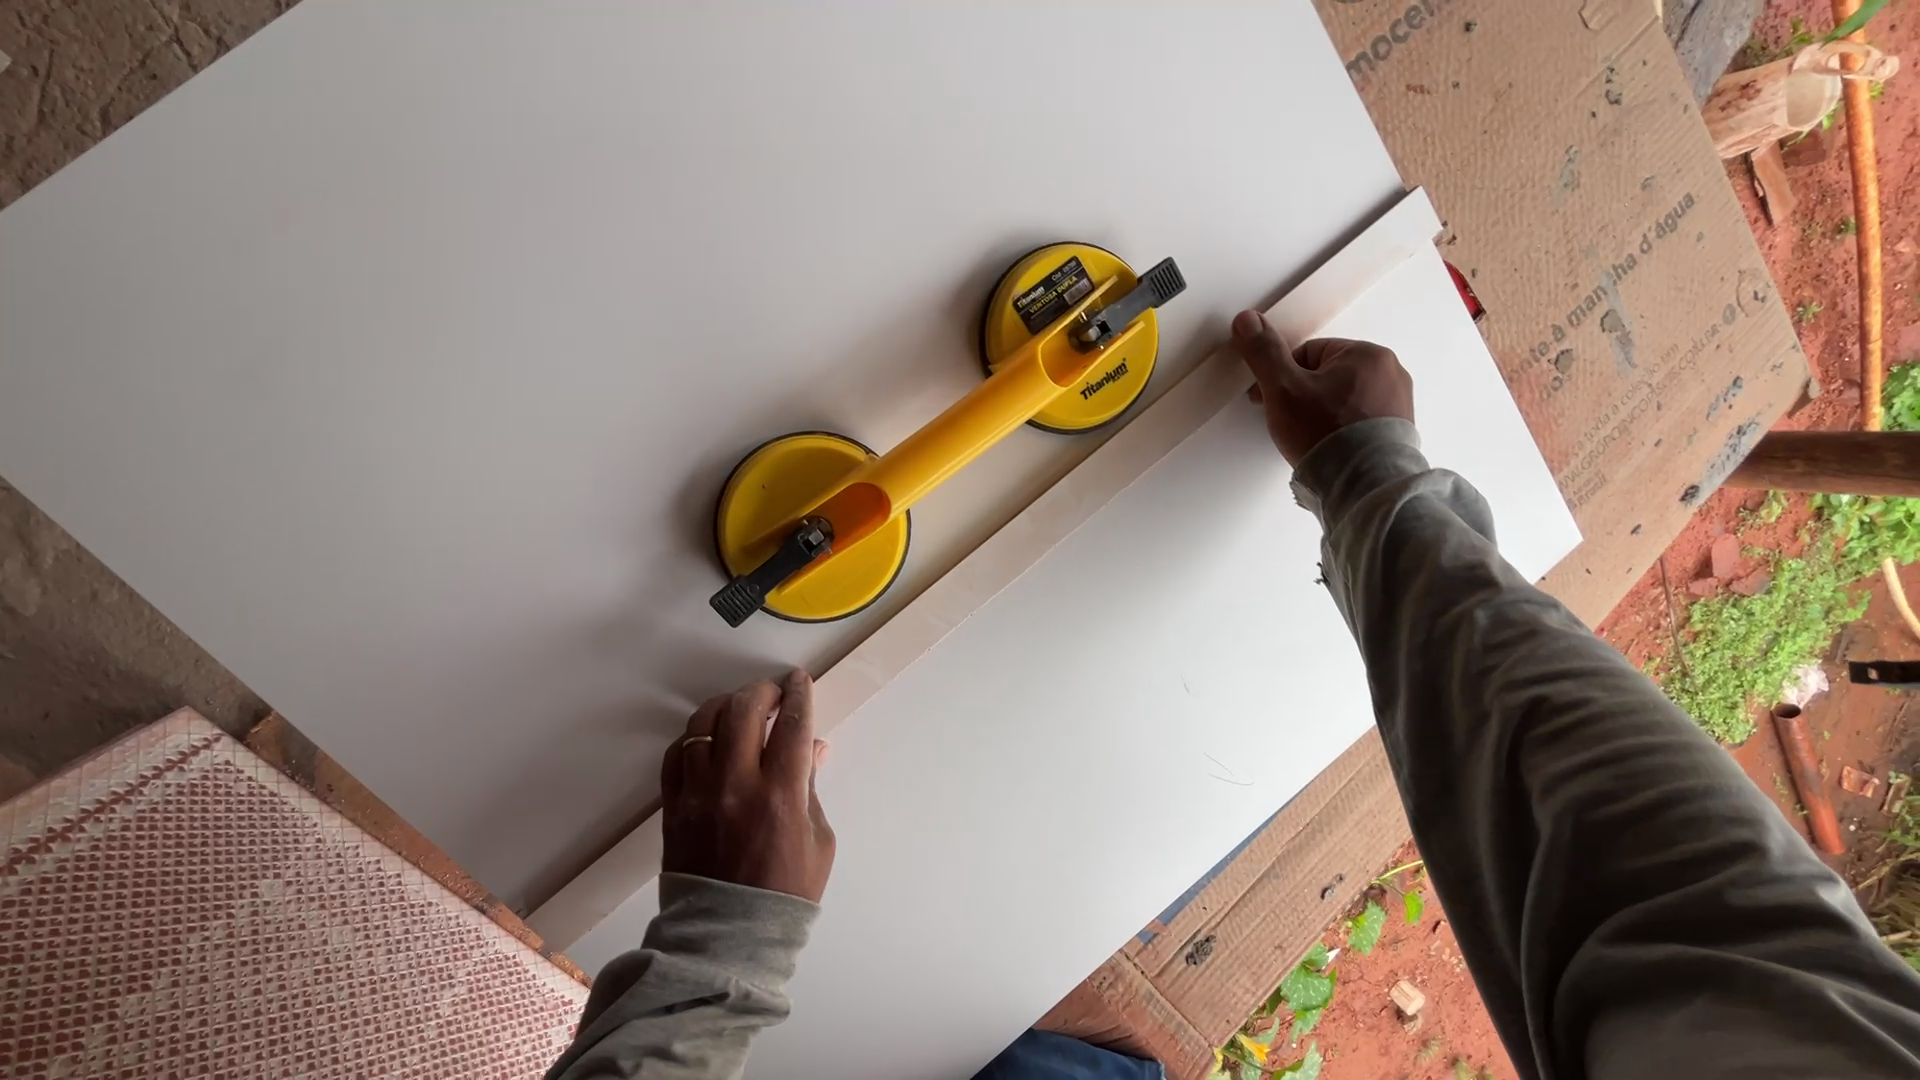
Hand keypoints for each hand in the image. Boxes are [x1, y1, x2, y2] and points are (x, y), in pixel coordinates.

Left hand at [661, 670, 834, 902]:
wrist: (727, 938)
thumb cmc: (784, 891)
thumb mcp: (818, 840)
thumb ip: (811, 787)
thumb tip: (813, 747)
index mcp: (780, 795)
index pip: (792, 724)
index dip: (799, 695)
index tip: (800, 681)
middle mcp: (736, 785)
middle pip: (744, 710)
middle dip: (762, 691)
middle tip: (773, 694)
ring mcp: (698, 794)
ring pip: (703, 723)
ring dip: (726, 705)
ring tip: (740, 709)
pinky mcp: (672, 806)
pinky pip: (676, 753)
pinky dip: (694, 737)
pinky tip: (709, 739)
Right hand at [1231, 310, 1414, 464]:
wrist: (1361, 483)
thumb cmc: (1324, 433)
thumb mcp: (1282, 388)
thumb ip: (1264, 352)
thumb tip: (1248, 320)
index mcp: (1366, 354)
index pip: (1309, 353)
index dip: (1283, 378)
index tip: (1272, 401)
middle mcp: (1390, 372)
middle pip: (1326, 375)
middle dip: (1303, 396)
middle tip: (1291, 423)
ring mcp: (1398, 403)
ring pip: (1343, 399)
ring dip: (1322, 413)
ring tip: (1310, 437)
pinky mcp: (1398, 430)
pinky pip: (1360, 420)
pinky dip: (1341, 430)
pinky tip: (1329, 446)